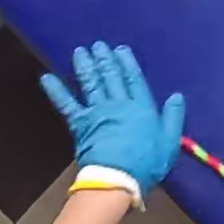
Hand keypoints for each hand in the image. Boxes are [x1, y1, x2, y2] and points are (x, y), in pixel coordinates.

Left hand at [40, 41, 185, 197]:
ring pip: (90, 83)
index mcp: (141, 107)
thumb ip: (173, 117)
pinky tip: (46, 78)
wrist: (117, 178)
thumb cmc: (147, 163)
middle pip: (110, 76)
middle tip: (98, 46)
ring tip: (80, 52)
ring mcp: (97, 112)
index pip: (133, 79)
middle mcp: (118, 104)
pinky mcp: (80, 124)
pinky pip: (66, 104)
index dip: (127, 63)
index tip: (120, 49)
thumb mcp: (170, 142)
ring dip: (84, 66)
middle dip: (104, 59)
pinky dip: (56, 91)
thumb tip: (177, 96)